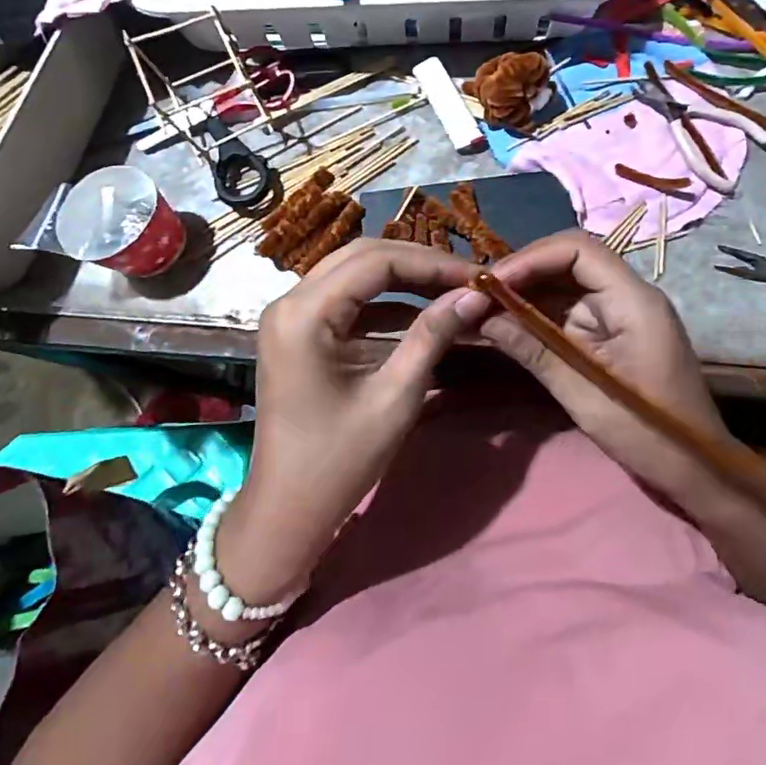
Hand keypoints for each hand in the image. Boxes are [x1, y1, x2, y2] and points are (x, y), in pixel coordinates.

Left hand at [215, 239, 478, 604]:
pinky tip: (425, 311)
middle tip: (468, 278)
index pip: (376, 262)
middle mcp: (290, 301)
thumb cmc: (339, 459)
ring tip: (454, 290)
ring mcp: (291, 315)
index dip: (432, 263)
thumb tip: (474, 294)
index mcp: (304, 314)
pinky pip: (349, 299)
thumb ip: (433, 336)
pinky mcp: (301, 331)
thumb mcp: (395, 396)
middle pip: (363, 257)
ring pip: (356, 273)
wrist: (288, 507)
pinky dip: (388, 302)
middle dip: (420, 264)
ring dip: (405, 279)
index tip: (477, 276)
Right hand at [457, 230, 730, 505]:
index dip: (531, 258)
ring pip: (567, 285)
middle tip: (479, 295)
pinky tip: (507, 325)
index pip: (578, 250)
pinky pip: (571, 311)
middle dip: (523, 274)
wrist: (696, 468)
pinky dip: (539, 315)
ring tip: (483, 309)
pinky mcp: (614, 333)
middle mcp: (629, 296)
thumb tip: (482, 318)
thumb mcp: (583, 394)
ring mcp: (622, 314)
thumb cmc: (647, 432)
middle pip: (570, 262)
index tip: (492, 282)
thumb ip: (534, 350)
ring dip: (526, 294)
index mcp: (633, 301)